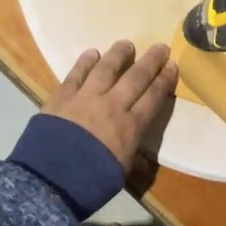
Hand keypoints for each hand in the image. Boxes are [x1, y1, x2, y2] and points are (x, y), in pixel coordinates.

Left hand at [44, 41, 177, 170]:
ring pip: (106, 69)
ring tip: (126, 44)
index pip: (153, 97)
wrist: (53, 178)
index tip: (172, 65)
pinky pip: (76, 74)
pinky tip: (92, 53)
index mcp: (131, 126)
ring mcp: (86, 97)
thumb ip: (134, 160)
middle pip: (136, 77)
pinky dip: (85, 62)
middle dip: (151, 61)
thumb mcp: (122, 173)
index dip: (164, 80)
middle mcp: (113, 105)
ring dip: (118, 54)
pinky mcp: (62, 96)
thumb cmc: (92, 180)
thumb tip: (145, 161)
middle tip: (160, 47)